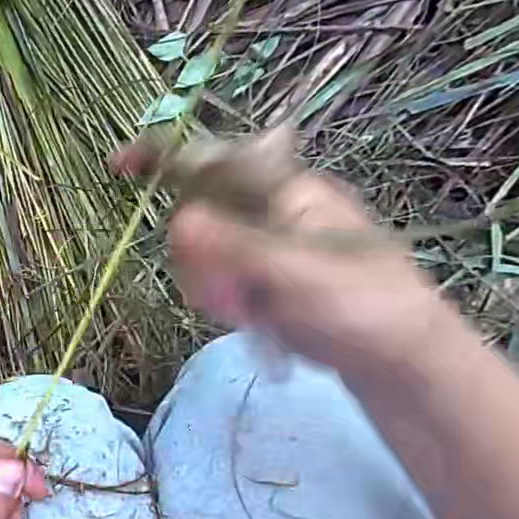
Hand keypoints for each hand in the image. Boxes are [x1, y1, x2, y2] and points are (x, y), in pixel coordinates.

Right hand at [140, 128, 453, 372]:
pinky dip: (220, 300)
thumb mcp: (298, 274)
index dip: (163, 158)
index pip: (214, 161)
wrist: (400, 359)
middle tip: (227, 295)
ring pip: (201, 253)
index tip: (117, 167)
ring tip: (247, 312)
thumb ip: (235, 247)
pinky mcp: (260, 277)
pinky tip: (247, 318)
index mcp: (285, 191)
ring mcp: (262, 245)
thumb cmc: (365, 306)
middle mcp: (268, 210)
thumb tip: (178, 220)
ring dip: (210, 285)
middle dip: (198, 258)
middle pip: (196, 216)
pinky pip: (215, 280)